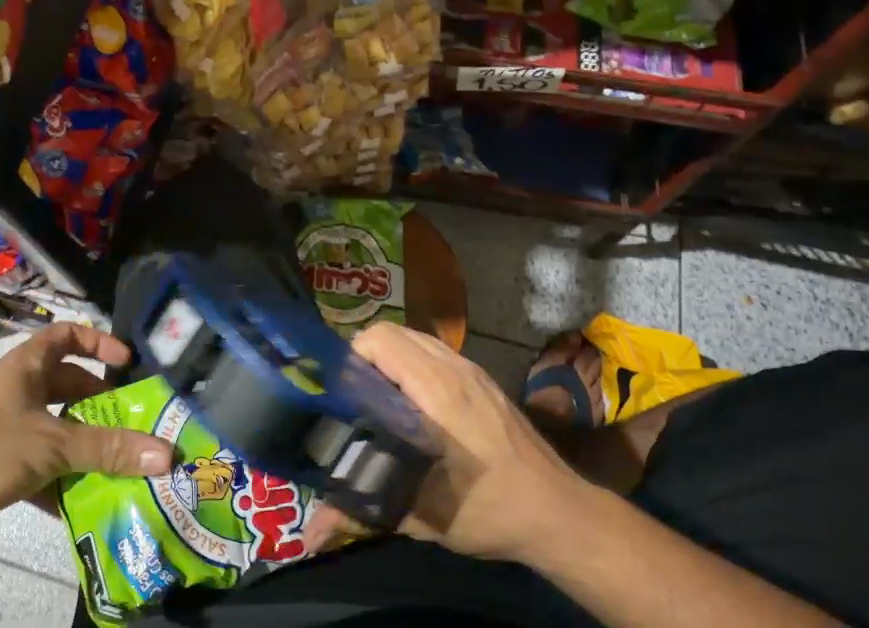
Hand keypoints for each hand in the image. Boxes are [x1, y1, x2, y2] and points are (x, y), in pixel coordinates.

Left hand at [0, 322, 171, 541]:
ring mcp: (3, 427)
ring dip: (82, 445)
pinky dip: (59, 478)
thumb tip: (166, 452)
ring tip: (116, 464)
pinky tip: (79, 503)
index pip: (66, 335)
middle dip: (99, 403)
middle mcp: (16, 390)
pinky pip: (38, 464)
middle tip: (131, 421)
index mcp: (25, 367)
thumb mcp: (52, 444)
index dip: (98, 342)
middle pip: (66, 385)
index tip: (127, 363)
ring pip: (55, 427)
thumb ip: (108, 449)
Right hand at [318, 322, 590, 562]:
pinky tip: (411, 407)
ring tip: (375, 402)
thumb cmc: (490, 510)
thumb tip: (308, 535)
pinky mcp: (484, 381)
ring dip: (390, 361)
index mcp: (436, 389)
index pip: (379, 339)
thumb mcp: (422, 515)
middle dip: (364, 358)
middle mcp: (454, 368)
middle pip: (394, 333)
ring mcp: (473, 371)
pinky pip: (436, 354)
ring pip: (416, 341)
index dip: (350, 358)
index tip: (336, 393)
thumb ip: (361, 513)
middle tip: (350, 399)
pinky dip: (413, 366)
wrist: (561, 513)